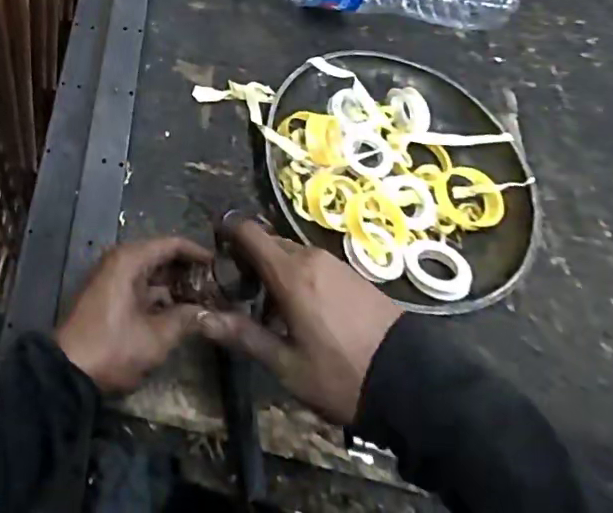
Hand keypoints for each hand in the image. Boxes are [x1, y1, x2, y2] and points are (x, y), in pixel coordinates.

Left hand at [55, 236, 213, 393]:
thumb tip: (211, 313)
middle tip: (216, 287)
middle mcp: (120, 261)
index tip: (220, 266)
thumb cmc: (113, 348)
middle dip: (189, 271)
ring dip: (175, 285)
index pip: (172, 244)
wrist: (66, 373)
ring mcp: (112, 278)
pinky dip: (159, 295)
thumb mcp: (156, 337)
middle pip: (161, 256)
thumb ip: (187, 319)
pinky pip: (140, 286)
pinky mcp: (108, 296)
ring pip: (151, 273)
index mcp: (130, 260)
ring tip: (204, 300)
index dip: (198, 253)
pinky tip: (180, 311)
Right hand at [197, 215, 401, 423]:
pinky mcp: (351, 274)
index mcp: (290, 274)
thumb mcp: (287, 365)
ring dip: (273, 271)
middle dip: (247, 259)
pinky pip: (312, 264)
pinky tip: (299, 312)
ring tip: (267, 310)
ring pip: (290, 254)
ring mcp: (334, 263)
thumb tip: (201, 319)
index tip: (212, 248)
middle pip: (267, 243)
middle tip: (235, 291)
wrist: (411, 380)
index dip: (226, 231)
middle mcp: (310, 257)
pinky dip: (296, 276)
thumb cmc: (341, 376)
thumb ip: (243, 336)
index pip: (249, 232)